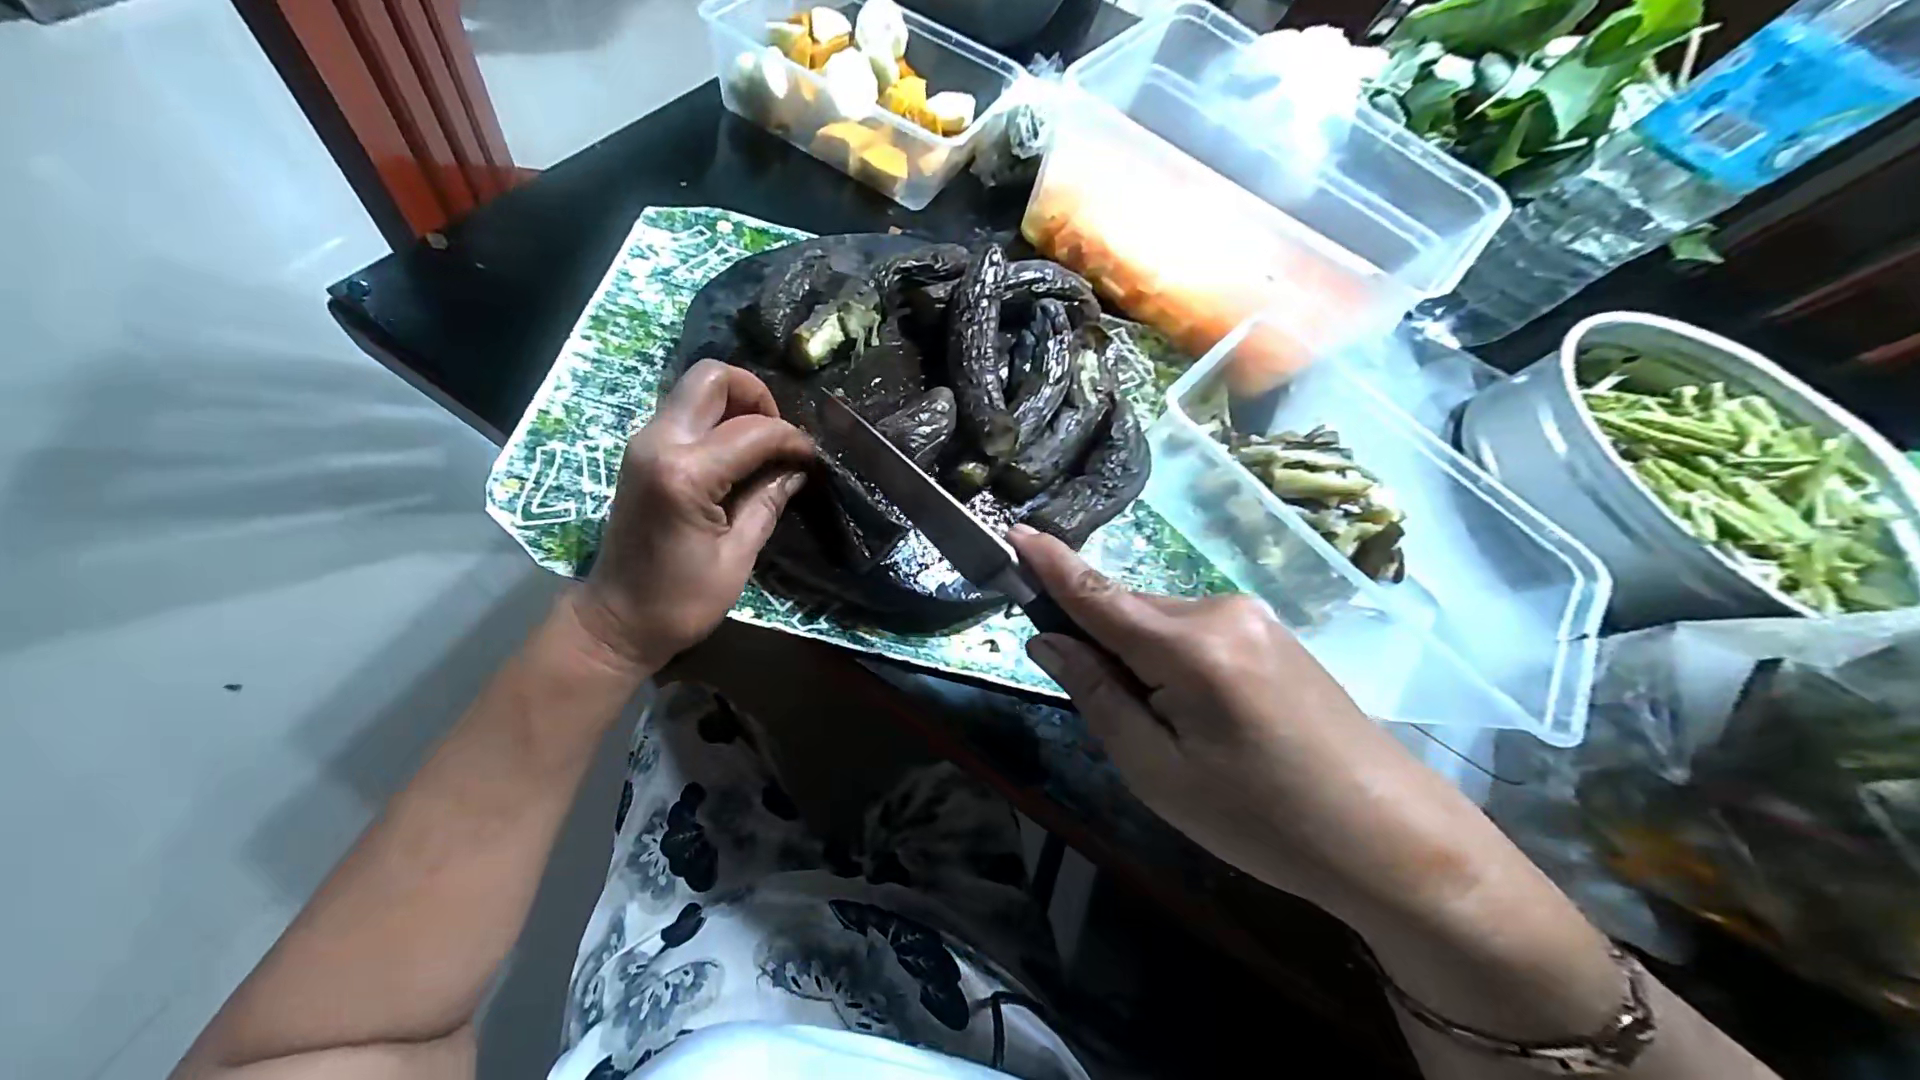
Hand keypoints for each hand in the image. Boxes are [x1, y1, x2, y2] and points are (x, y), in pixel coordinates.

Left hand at [572, 359, 813, 673]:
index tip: (812, 460)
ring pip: (696, 389)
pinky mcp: (642, 453)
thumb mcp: (738, 556)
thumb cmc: (681, 600)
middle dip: (756, 396)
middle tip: (779, 437)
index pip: (753, 430)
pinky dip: (717, 420)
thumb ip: (767, 502)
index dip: (791, 439)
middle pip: (711, 377)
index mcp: (685, 474)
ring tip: (763, 447)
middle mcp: (658, 443)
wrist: (617, 620)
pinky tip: (738, 455)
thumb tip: (796, 469)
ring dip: (736, 405)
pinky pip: (685, 412)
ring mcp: (644, 444)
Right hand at [1007, 525, 1499, 920]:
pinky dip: (1169, 658)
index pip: (1096, 593)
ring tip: (1165, 730)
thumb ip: (1097, 694)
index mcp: (1188, 646)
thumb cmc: (1261, 818)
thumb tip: (1048, 640)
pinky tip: (1197, 714)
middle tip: (1106, 711)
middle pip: (1126, 609)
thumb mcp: (1157, 772)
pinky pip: (1192, 630)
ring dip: (1137, 656)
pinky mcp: (1271, 631)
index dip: (1049, 563)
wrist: (1390, 837)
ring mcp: (1251, 616)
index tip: (1013, 532)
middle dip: (1097, 640)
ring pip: (1158, 621)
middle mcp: (1218, 610)